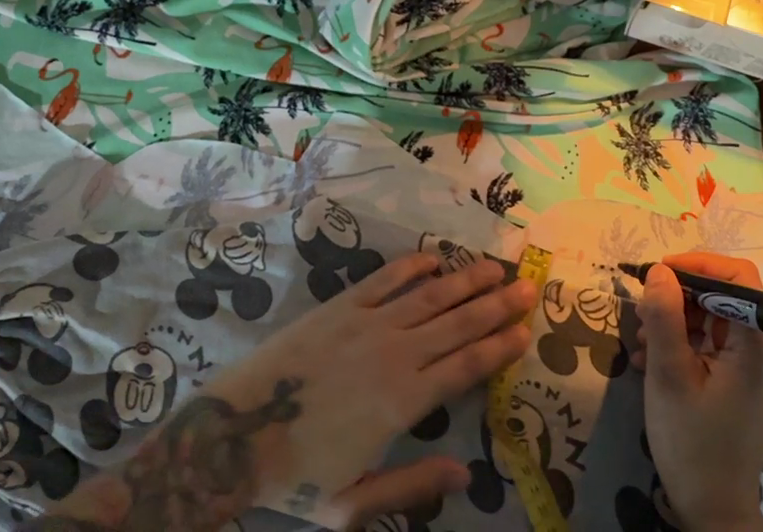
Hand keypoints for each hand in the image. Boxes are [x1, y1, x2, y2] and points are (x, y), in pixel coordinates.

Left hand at [40, 253, 535, 531]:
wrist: (234, 434)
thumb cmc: (296, 475)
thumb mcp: (355, 503)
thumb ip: (413, 486)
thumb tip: (468, 473)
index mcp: (404, 401)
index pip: (466, 366)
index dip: (499, 347)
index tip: (527, 331)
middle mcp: (394, 354)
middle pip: (457, 323)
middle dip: (496, 305)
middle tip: (528, 286)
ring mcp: (366, 324)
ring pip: (430, 296)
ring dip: (466, 280)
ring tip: (495, 267)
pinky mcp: (339, 306)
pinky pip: (385, 280)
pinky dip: (414, 267)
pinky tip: (436, 260)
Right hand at [635, 252, 762, 531]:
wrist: (712, 508)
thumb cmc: (692, 440)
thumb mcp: (668, 374)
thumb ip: (664, 316)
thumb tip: (660, 270)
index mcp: (759, 344)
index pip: (739, 277)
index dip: (698, 264)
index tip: (657, 273)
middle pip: (724, 297)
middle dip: (678, 298)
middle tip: (641, 314)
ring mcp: (758, 368)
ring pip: (715, 320)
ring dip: (675, 322)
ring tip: (640, 342)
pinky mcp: (745, 383)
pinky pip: (715, 345)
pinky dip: (683, 344)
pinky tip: (650, 360)